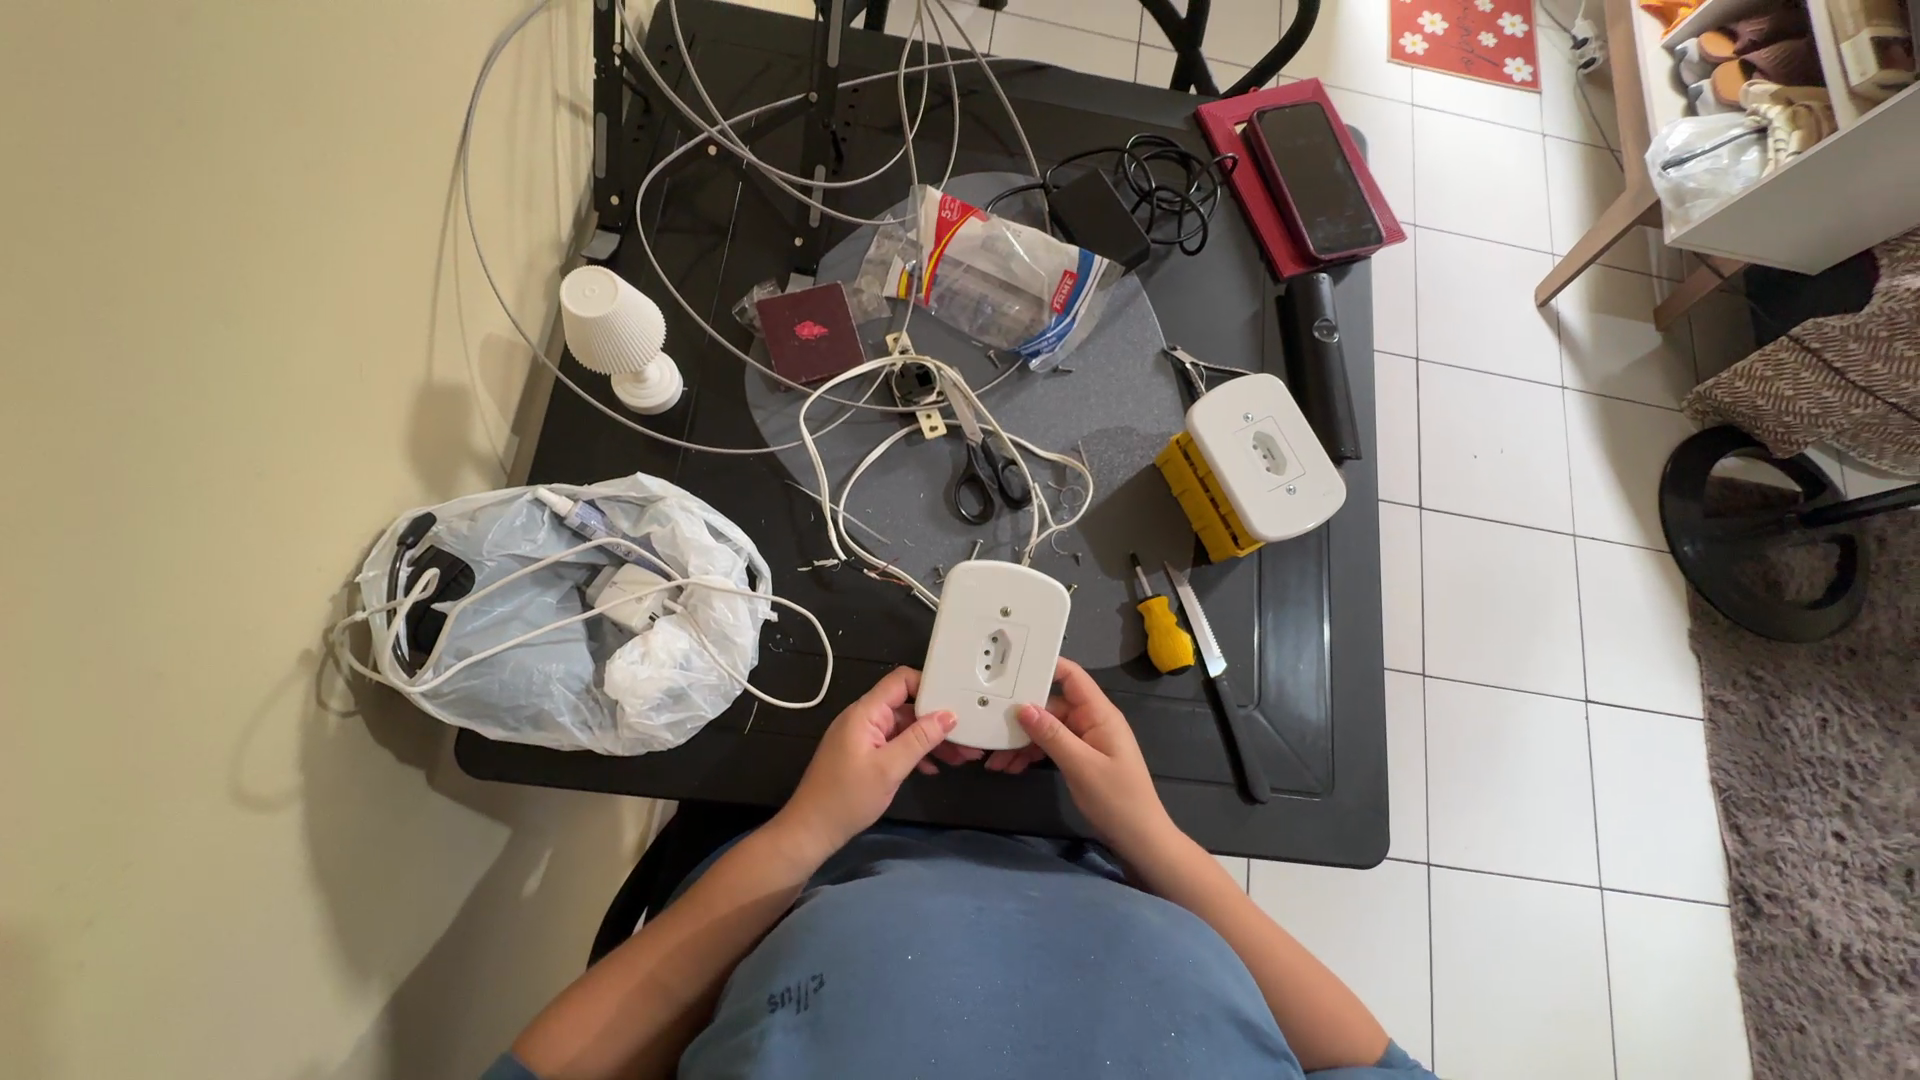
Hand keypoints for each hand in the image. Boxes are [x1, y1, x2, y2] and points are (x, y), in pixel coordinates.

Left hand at [775, 667, 956, 855]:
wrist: (811, 831)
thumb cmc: (847, 798)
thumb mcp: (889, 768)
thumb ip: (920, 739)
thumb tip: (950, 715)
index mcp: (866, 712)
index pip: (901, 681)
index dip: (929, 685)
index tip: (957, 700)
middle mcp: (864, 718)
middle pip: (907, 706)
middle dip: (938, 720)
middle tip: (967, 738)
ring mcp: (864, 736)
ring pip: (905, 727)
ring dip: (931, 740)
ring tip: (960, 757)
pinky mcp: (864, 754)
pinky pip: (896, 744)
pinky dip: (915, 752)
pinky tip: (934, 769)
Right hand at [1013, 658, 1175, 855]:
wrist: (1139, 839)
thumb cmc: (1117, 799)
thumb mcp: (1081, 766)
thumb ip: (1052, 735)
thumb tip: (1022, 707)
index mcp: (1099, 713)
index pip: (1072, 676)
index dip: (1045, 666)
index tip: (1011, 667)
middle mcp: (1091, 720)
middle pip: (1051, 705)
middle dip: (1022, 716)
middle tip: (990, 726)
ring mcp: (1085, 739)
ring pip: (1047, 728)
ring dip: (1022, 741)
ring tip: (996, 759)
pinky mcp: (1080, 757)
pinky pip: (1051, 746)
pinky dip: (1031, 754)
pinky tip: (1011, 767)